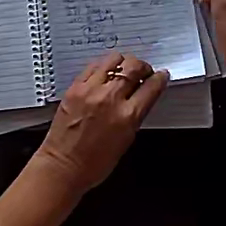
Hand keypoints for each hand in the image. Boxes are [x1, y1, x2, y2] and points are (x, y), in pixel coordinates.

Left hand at [30, 51, 169, 194]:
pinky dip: (103, 66)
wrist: (64, 165)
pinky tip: (105, 71)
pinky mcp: (75, 87)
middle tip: (143, 71)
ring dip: (124, 62)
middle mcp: (111, 98)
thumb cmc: (96, 162)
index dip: (159, 78)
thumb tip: (142, 97)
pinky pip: (93, 66)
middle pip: (134, 68)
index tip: (161, 75)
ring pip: (114, 60)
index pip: (151, 87)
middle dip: (143, 67)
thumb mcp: (127, 139)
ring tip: (124, 68)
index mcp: (128, 116)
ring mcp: (91, 90)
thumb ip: (135, 114)